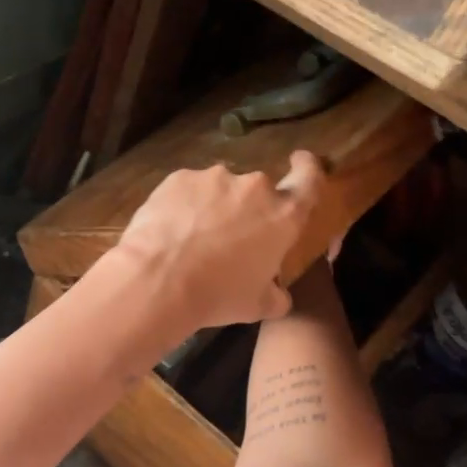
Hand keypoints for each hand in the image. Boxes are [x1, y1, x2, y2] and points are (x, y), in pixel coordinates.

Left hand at [112, 151, 324, 330]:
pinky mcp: (178, 178)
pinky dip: (182, 203)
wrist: (158, 278)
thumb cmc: (217, 295)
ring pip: (218, 188)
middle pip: (256, 191)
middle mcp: (253, 187)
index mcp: (283, 215)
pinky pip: (187, 188)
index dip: (308, 168)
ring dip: (212, 205)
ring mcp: (213, 178)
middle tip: (227, 236)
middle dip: (245, 208)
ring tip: (190, 236)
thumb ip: (276, 294)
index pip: (309, 179)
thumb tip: (277, 293)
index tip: (301, 161)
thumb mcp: (258, 305)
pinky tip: (169, 228)